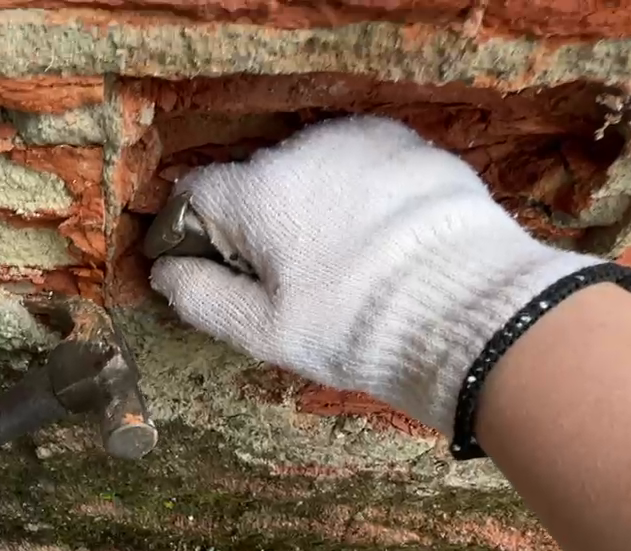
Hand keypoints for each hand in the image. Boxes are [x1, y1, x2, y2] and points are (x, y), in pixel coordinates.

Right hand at [149, 116, 602, 433]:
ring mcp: (363, 142)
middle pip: (251, 185)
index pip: (194, 195)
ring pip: (305, 175)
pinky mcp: (412, 147)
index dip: (185, 234)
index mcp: (259, 193)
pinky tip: (369, 245)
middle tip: (274, 285)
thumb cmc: (349, 327)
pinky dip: (346, 201)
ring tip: (330, 267)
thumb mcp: (260, 329)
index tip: (196, 269)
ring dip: (299, 212)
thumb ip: (198, 296)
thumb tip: (163, 270)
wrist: (467, 312)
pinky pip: (355, 170)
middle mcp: (304, 150)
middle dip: (248, 228)